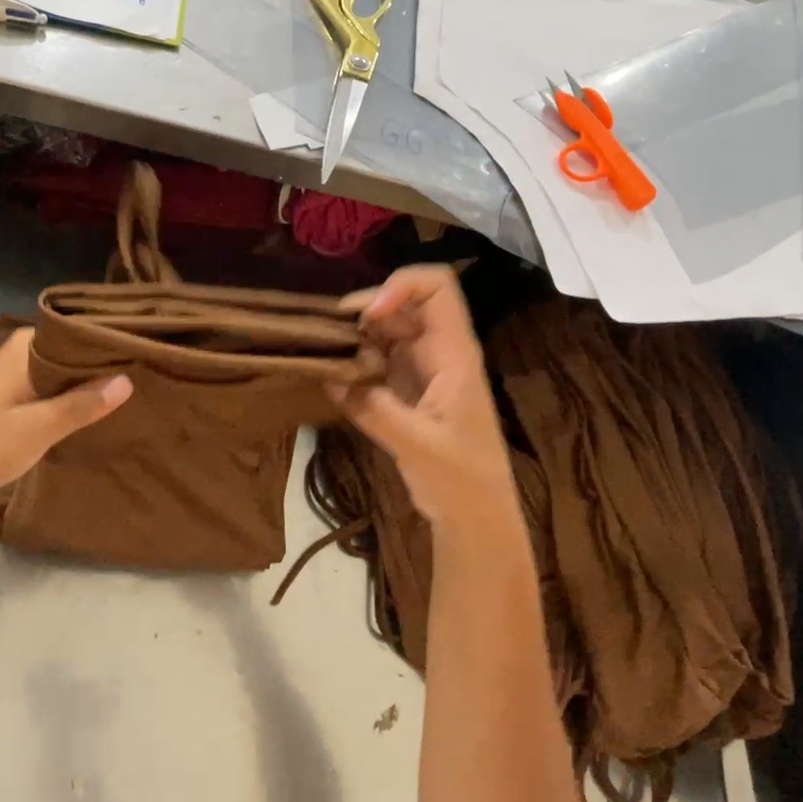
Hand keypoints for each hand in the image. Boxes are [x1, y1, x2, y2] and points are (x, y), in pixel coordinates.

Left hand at [0, 328, 130, 509]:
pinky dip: (73, 392)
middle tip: (145, 371)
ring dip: (89, 380)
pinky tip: (97, 405)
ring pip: (65, 368)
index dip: (110, 340)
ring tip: (132, 386)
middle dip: (104, 362)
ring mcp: (16, 371)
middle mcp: (22, 350)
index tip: (144, 350)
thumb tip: (128, 380)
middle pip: (74, 348)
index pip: (78, 330)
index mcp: (26, 346)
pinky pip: (54, 383)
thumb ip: (83, 404)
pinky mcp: (15, 392)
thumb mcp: (40, 428)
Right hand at [328, 265, 517, 525]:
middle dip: (367, 309)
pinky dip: (356, 359)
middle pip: (405, 303)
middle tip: (330, 334)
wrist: (476, 515)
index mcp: (453, 354)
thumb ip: (373, 409)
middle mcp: (439, 352)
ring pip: (389, 329)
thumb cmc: (459, 479)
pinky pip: (380, 358)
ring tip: (326, 353)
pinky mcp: (409, 389)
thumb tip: (331, 377)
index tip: (367, 316)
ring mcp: (424, 369)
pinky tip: (333, 375)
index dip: (399, 286)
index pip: (436, 288)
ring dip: (358, 335)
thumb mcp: (416, 445)